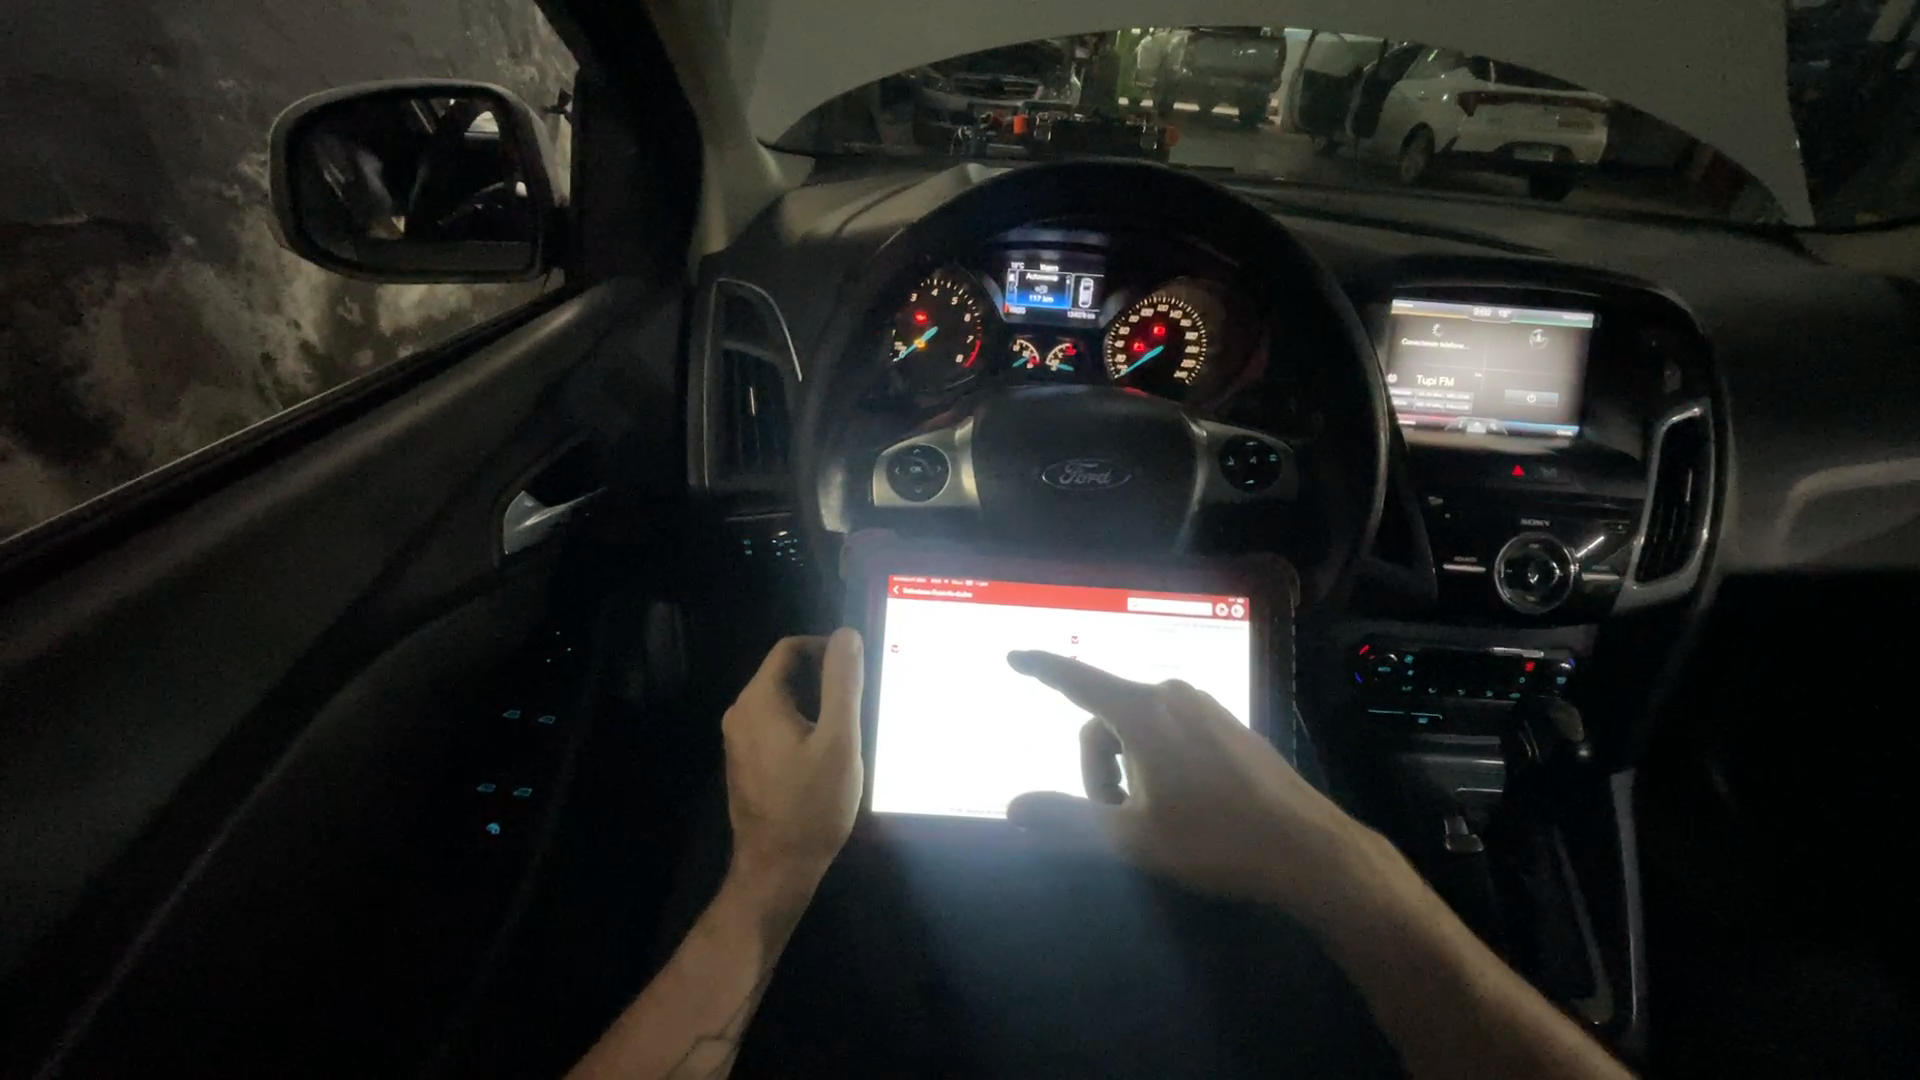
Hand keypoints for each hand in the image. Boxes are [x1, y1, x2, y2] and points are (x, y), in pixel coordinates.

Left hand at [721, 629, 864, 895]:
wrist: (776, 870)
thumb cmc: (812, 804)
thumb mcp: (839, 740)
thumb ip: (842, 684)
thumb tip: (846, 634)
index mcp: (759, 700)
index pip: (789, 648)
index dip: (825, 648)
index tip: (857, 669)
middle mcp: (741, 713)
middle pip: (785, 673)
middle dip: (823, 678)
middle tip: (860, 702)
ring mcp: (740, 739)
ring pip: (782, 700)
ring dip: (816, 704)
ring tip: (849, 728)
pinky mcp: (746, 761)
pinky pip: (776, 725)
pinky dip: (802, 725)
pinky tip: (827, 753)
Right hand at [1004, 651, 1376, 918]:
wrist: (1309, 850)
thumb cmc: (1215, 840)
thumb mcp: (1132, 838)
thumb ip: (1068, 820)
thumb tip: (1013, 808)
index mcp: (1142, 712)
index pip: (1076, 680)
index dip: (1041, 668)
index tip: (1014, 657)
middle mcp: (1171, 696)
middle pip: (1106, 718)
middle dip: (1096, 765)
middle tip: (1114, 817)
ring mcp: (1205, 707)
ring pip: (1138, 725)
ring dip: (1126, 765)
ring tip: (1149, 815)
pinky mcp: (1228, 724)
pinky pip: (1170, 728)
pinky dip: (1155, 757)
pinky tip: (1181, 800)